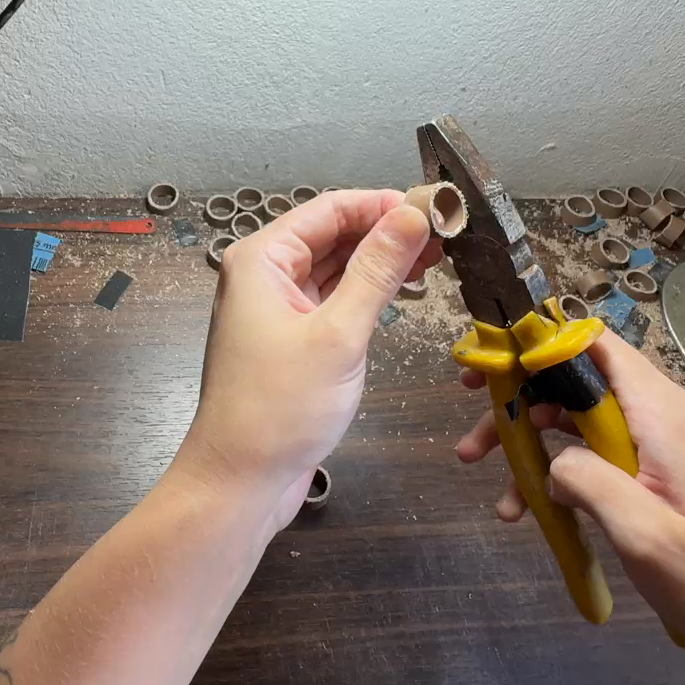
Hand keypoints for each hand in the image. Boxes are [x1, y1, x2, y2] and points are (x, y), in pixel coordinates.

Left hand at [176, 190, 440, 530]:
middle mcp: (263, 274)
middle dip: (384, 232)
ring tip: (432, 259)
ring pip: (332, 266)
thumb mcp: (338, 334)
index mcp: (261, 259)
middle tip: (444, 237)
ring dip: (377, 261)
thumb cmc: (280, 406)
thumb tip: (412, 216)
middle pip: (330, 235)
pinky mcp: (290, 336)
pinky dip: (363, 291)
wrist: (240, 480)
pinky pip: (330, 297)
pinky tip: (400, 289)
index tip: (435, 208)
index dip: (381, 204)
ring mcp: (275, 306)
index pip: (328, 210)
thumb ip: (376, 271)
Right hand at [454, 331, 684, 684]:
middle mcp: (668, 416)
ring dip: (538, 455)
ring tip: (504, 502)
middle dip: (518, 413)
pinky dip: (572, 478)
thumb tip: (554, 462)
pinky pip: (610, 457)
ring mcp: (672, 445)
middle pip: (576, 387)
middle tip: (471, 447)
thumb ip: (585, 480)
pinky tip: (547, 519)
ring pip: (585, 427)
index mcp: (665, 415)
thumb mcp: (646, 536)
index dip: (534, 346)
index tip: (488, 372)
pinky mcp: (676, 473)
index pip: (593, 344)